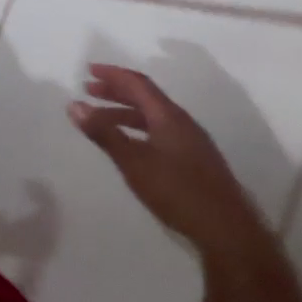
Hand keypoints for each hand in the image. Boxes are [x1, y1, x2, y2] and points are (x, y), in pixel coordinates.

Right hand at [69, 65, 270, 260]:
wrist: (228, 231)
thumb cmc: (177, 191)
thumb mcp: (133, 161)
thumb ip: (103, 132)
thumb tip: (74, 104)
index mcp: (169, 117)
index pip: (139, 84)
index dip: (113, 74)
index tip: (88, 70)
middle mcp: (182, 124)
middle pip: (147, 97)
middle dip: (116, 91)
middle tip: (89, 90)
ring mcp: (192, 143)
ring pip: (153, 117)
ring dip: (125, 112)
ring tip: (100, 118)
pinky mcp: (194, 161)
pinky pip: (160, 132)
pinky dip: (137, 128)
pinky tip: (128, 144)